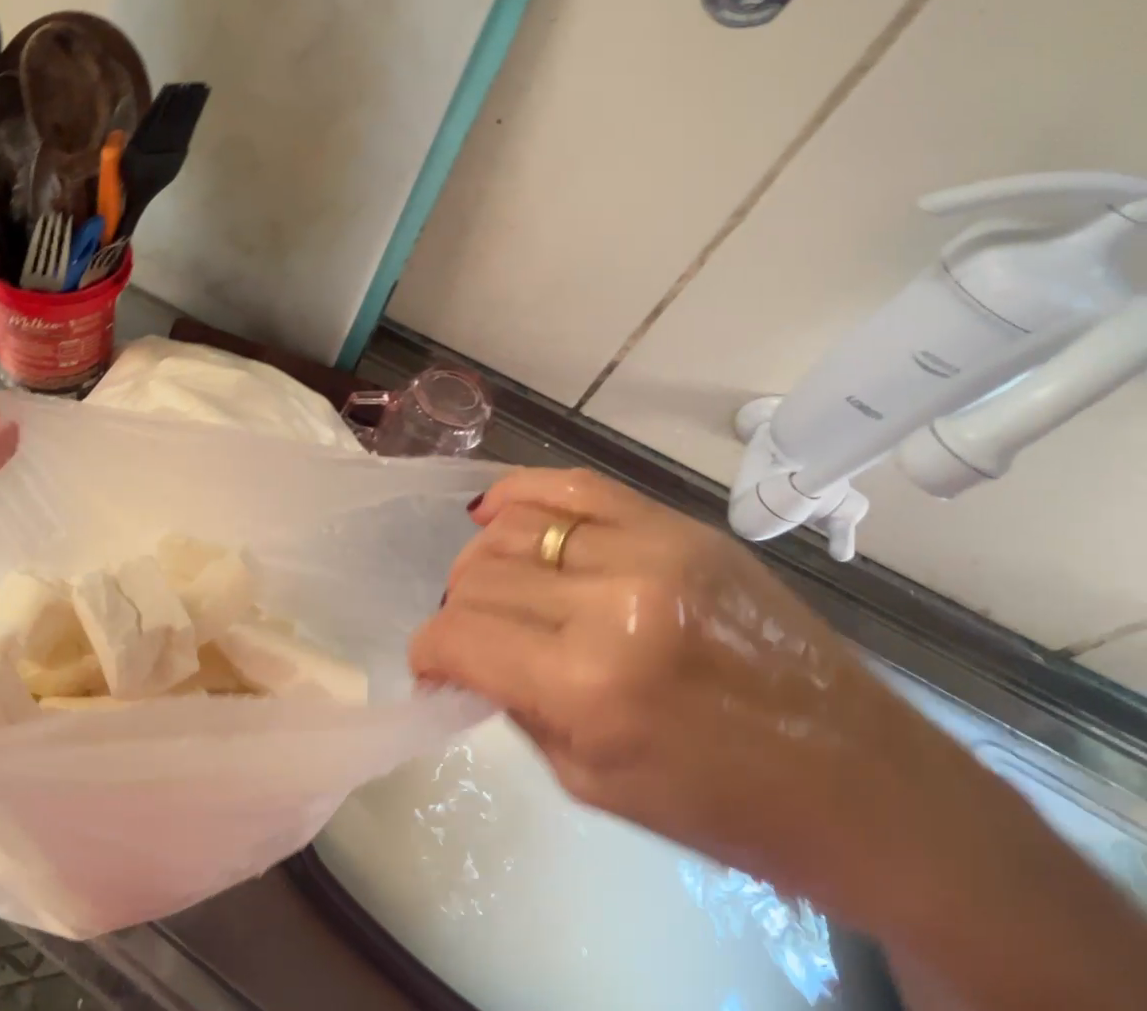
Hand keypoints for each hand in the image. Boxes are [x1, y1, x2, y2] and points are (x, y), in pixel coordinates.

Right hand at [412, 468, 1020, 924]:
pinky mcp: (685, 527)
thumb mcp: (588, 779)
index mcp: (589, 685)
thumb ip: (514, 702)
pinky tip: (499, 513)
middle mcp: (615, 602)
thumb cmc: (720, 807)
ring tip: (501, 592)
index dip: (429, 653)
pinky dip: (522, 494)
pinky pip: (576, 486)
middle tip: (476, 642)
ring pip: (515, 527)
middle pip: (480, 575)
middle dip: (459, 612)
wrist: (864, 786)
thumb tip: (463, 655)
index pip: (457, 636)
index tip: (434, 669)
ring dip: (486, 562)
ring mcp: (656, 551)